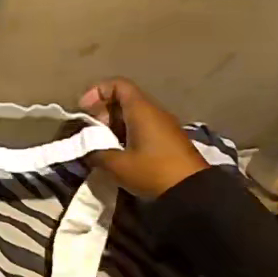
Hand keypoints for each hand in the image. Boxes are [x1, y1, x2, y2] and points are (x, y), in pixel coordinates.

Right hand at [79, 79, 208, 197]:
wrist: (193, 191)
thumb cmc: (153, 171)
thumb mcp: (118, 165)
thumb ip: (96, 153)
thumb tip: (86, 150)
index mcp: (141, 109)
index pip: (118, 84)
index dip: (97, 91)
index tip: (84, 110)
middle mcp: (154, 111)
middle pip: (124, 100)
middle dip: (103, 113)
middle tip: (91, 133)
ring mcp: (164, 125)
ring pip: (133, 115)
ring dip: (115, 126)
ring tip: (102, 146)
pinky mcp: (169, 140)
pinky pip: (144, 128)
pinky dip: (128, 135)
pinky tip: (121, 155)